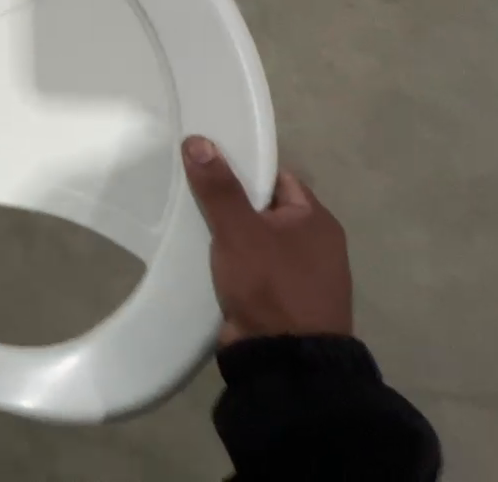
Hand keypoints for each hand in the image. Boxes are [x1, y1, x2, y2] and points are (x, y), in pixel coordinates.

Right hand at [182, 136, 352, 346]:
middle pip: (259, 204)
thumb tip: (199, 141)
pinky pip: (245, 258)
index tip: (202, 158)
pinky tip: (194, 248)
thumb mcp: (240, 230)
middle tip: (184, 183)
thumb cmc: (272, 285)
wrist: (285, 357)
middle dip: (224, 195)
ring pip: (249, 233)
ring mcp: (295, 270)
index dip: (241, 164)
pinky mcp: (275, 292)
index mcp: (316, 221)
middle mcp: (312, 242)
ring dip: (220, 226)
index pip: (276, 176)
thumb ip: (219, 187)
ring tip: (181, 213)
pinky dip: (222, 251)